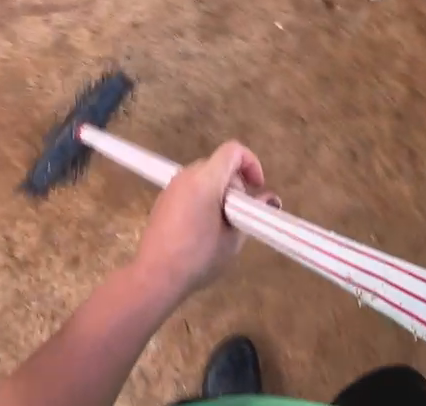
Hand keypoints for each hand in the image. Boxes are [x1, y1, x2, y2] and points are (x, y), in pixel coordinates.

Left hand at [131, 142, 274, 297]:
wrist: (155, 276)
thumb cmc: (197, 259)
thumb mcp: (232, 240)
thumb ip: (253, 214)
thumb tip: (270, 200)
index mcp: (205, 180)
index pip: (232, 150)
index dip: (251, 162)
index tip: (257, 187)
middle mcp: (187, 175)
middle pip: (219, 164)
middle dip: (235, 184)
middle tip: (240, 213)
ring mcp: (172, 185)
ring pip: (205, 176)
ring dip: (219, 191)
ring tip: (222, 224)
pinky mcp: (164, 198)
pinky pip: (191, 187)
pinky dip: (203, 197)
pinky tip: (202, 227)